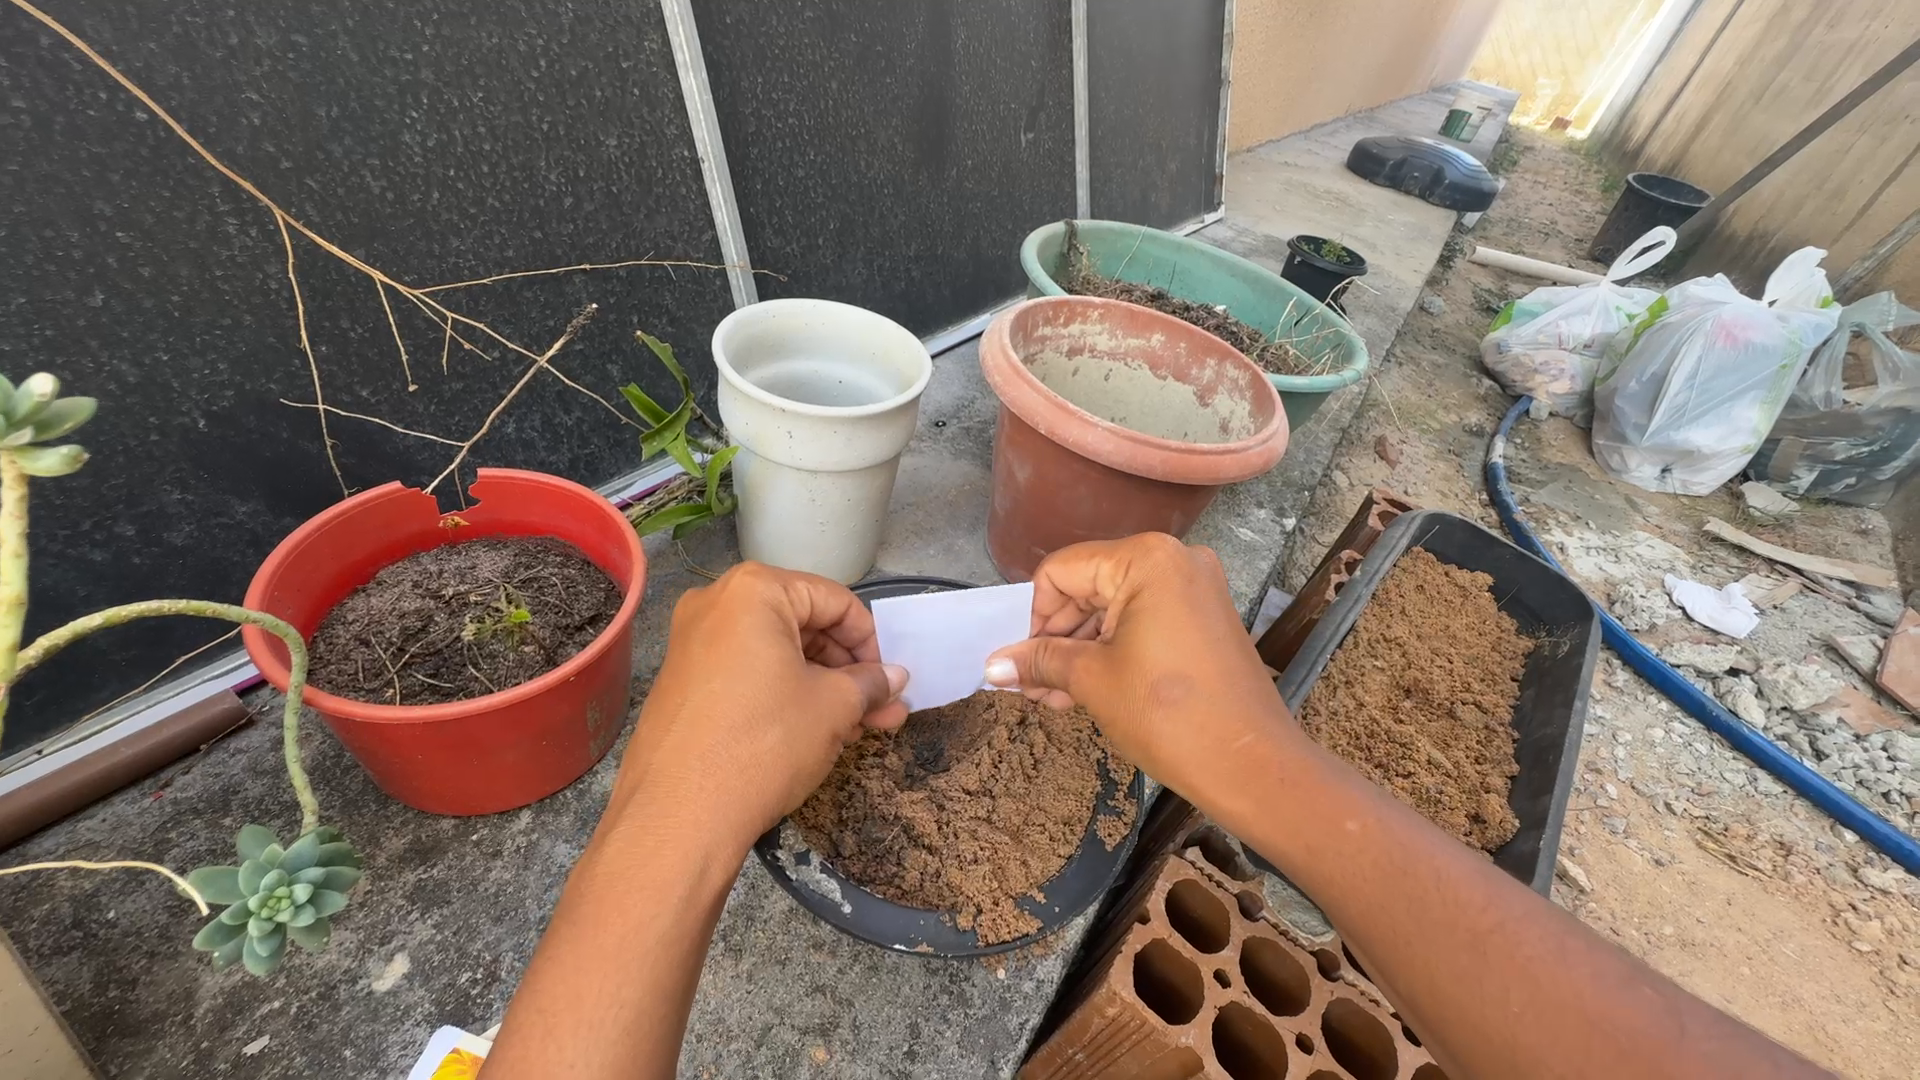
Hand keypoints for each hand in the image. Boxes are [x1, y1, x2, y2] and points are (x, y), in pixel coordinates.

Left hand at [609, 562, 908, 852]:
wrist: (676, 819)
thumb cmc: (765, 742)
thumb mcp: (834, 707)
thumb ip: (871, 683)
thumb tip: (896, 677)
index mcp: (754, 591)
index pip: (835, 601)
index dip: (872, 641)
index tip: (890, 680)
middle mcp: (715, 604)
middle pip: (804, 625)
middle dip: (849, 670)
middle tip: (883, 708)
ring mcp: (692, 644)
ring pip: (778, 654)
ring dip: (823, 686)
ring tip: (858, 727)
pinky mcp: (682, 684)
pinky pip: (748, 674)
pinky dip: (785, 695)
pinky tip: (814, 731)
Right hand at [983, 534, 1293, 795]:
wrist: (1254, 768)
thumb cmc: (1167, 715)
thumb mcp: (1092, 680)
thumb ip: (1040, 660)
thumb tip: (991, 665)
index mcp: (1145, 559)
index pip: (1061, 572)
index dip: (1032, 616)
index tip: (1021, 660)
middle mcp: (1173, 558)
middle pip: (1088, 587)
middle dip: (1055, 638)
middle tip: (1030, 685)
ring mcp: (1193, 587)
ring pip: (1113, 607)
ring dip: (1079, 649)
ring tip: (1052, 696)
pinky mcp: (1203, 616)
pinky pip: (1142, 619)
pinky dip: (1112, 649)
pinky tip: (1084, 688)